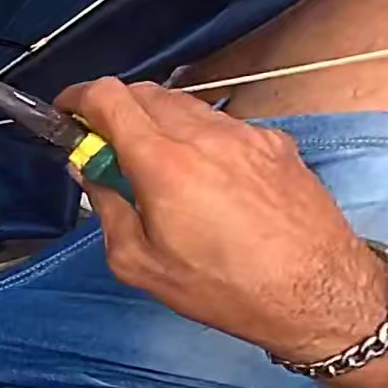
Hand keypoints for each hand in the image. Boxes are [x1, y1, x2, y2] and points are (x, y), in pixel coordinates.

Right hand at [55, 78, 387, 364]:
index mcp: (163, 163)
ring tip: (153, 163)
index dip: (77, 98)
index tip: (66, 115)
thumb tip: (91, 172)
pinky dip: (192, 132)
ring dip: (152, 119)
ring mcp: (245, 133)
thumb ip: (106, 208)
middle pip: (142, 90)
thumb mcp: (139, 263)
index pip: (108, 97)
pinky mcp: (275, 141)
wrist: (321, 296)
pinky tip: (200, 173)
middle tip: (105, 148)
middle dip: (111, 110)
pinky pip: (218, 121)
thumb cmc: (222, 288)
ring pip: (181, 102)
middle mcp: (204, 134)